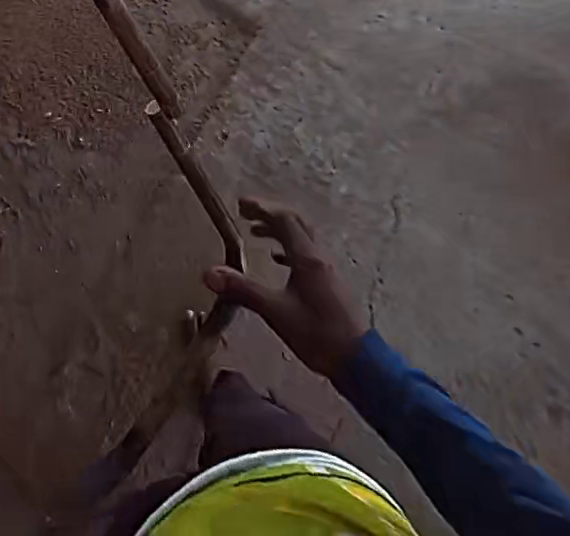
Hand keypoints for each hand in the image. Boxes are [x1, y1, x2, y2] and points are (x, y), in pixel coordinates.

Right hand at [203, 198, 367, 378]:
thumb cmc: (319, 334)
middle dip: (269, 214)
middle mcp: (318, 258)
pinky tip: (276, 259)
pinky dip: (287, 248)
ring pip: (301, 238)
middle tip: (245, 212)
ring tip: (254, 232)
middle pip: (295, 223)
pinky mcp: (328, 284)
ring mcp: (326, 271)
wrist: (361, 364)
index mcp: (307, 259)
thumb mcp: (276, 311)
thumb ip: (243, 289)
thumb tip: (209, 273)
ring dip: (277, 230)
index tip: (240, 205)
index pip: (284, 220)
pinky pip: (306, 254)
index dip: (261, 208)